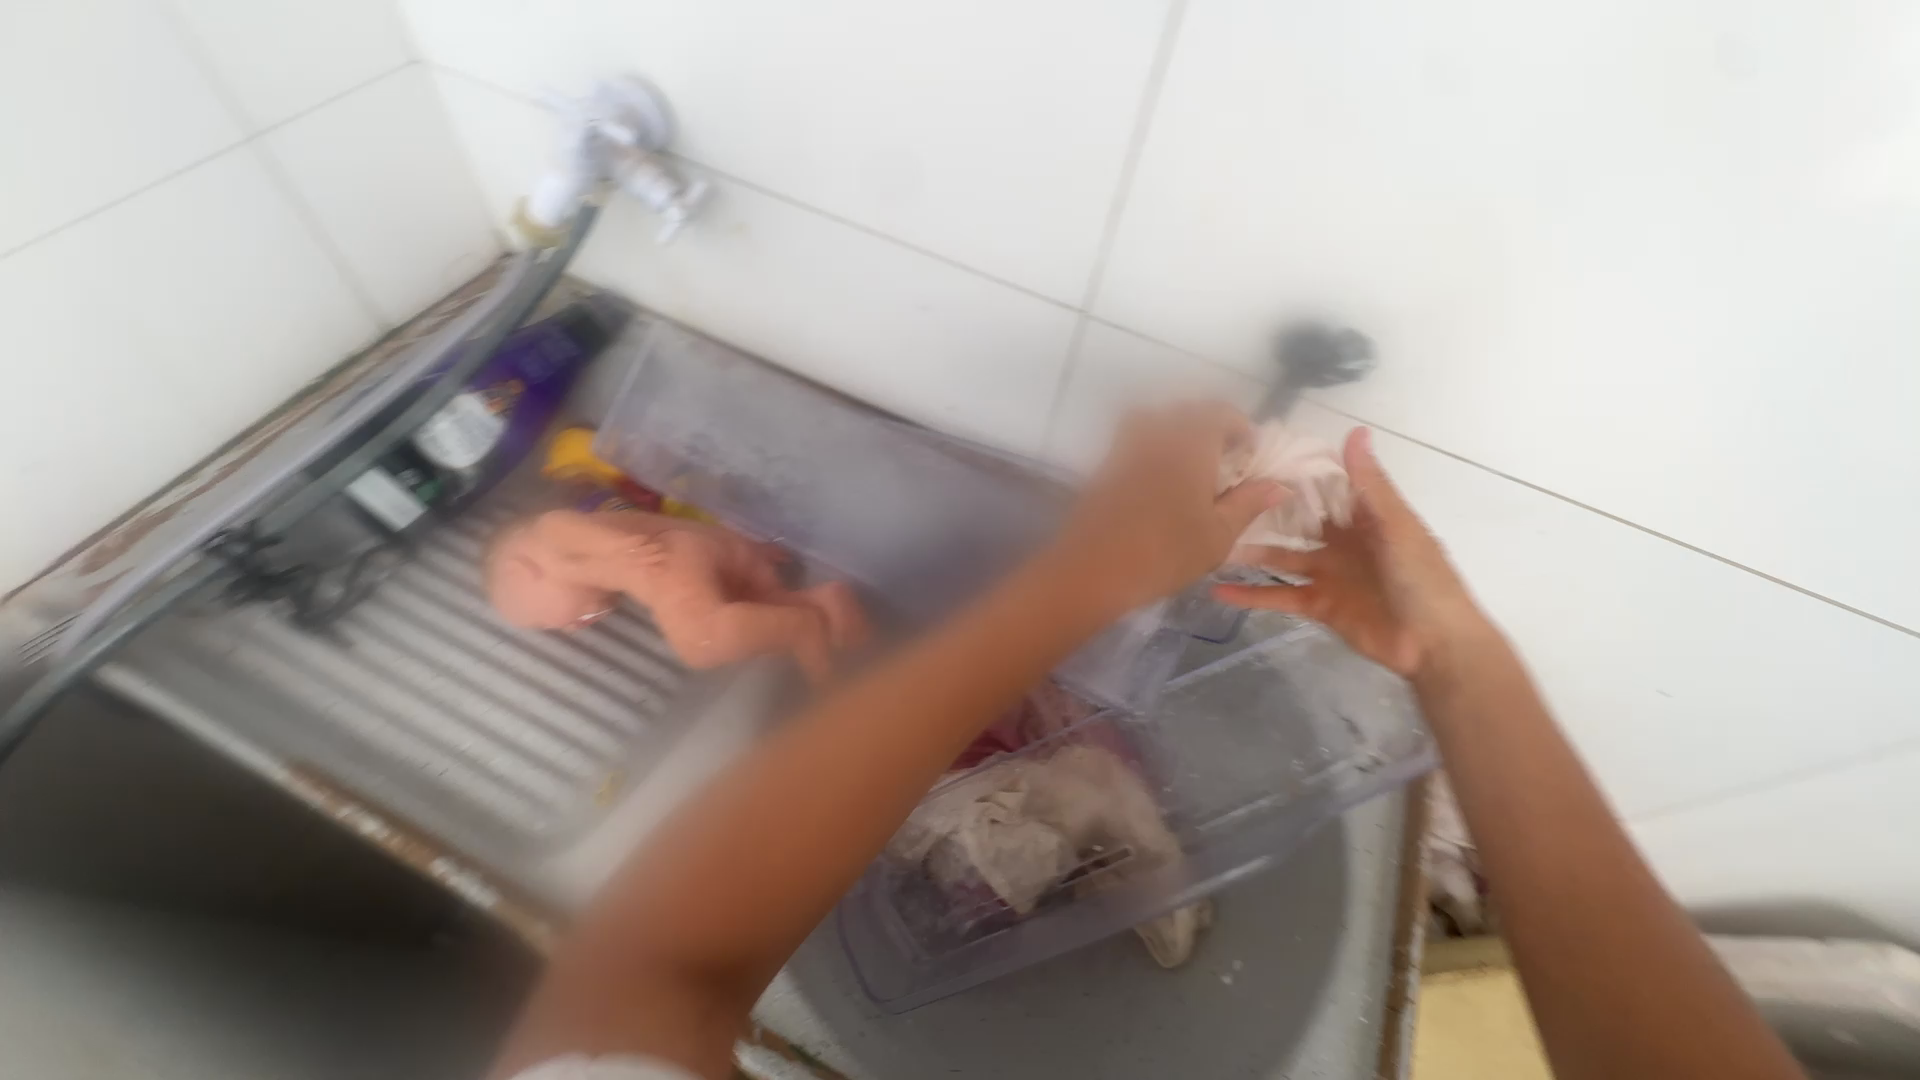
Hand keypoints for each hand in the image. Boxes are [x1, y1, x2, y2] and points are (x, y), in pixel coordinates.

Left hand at [1051, 402, 1283, 616]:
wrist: (1092, 570)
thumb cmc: (1165, 554)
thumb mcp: (1218, 535)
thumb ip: (1248, 504)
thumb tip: (1278, 485)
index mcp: (1190, 443)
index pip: (1219, 412)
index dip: (1239, 426)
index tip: (1250, 451)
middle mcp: (1155, 435)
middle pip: (1184, 411)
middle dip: (1208, 425)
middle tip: (1223, 457)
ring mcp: (1123, 449)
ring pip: (1152, 419)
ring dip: (1174, 430)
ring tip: (1189, 464)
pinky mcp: (1102, 469)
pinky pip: (1130, 442)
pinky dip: (1149, 448)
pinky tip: (1157, 482)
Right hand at [1213, 427, 1487, 677]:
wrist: (1435, 644)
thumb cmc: (1424, 578)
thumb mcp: (1397, 526)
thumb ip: (1370, 484)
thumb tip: (1355, 431)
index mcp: (1365, 519)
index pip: (1324, 490)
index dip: (1294, 476)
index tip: (1254, 460)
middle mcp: (1343, 543)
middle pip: (1296, 523)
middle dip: (1264, 512)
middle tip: (1222, 498)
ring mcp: (1328, 575)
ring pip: (1281, 558)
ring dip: (1250, 552)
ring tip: (1213, 541)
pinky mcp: (1318, 606)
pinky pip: (1279, 596)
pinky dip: (1249, 594)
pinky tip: (1218, 589)